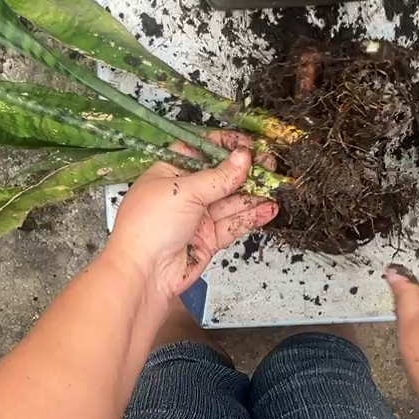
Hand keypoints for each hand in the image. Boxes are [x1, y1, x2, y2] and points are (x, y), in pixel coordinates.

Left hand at [103, 132, 277, 297]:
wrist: (143, 273)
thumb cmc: (148, 227)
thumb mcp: (184, 191)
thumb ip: (218, 176)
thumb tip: (242, 156)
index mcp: (170, 173)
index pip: (202, 152)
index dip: (225, 147)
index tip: (248, 145)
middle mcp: (184, 194)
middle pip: (221, 178)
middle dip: (245, 172)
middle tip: (269, 166)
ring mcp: (197, 218)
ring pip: (231, 202)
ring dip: (253, 195)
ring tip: (275, 187)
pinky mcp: (208, 239)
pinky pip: (233, 224)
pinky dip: (252, 217)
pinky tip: (268, 209)